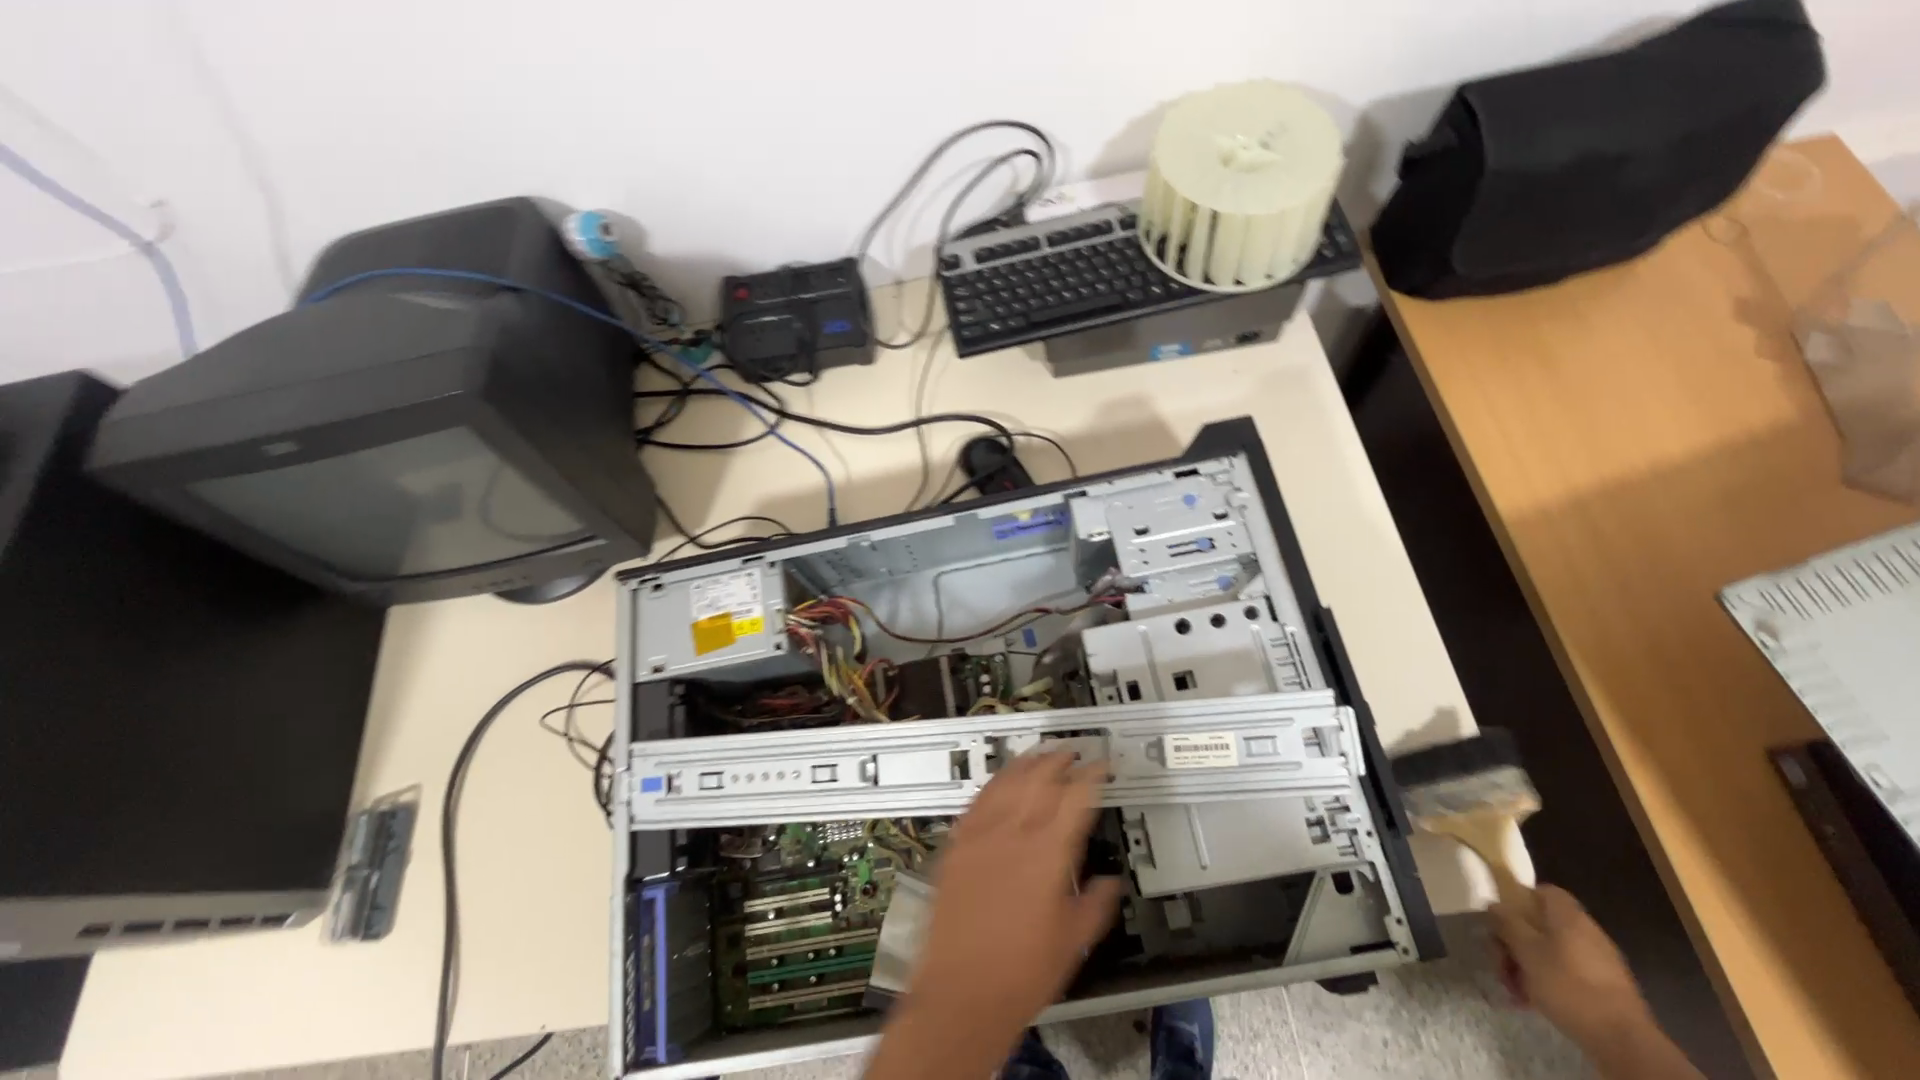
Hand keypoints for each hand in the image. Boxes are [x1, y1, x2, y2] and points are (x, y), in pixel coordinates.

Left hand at [864, 751, 1122, 1079]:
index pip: (1076, 797)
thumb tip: (1110, 883)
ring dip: (1026, 763)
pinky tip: (999, 781)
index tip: (1102, 764)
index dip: (1092, 775)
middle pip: (1038, 779)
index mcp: (1047, 854)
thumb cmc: (1020, 973)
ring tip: (1040, 753)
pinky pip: (975, 802)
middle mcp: (1012, 836)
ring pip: (1005, 783)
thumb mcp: (1075, 939)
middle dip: (1059, 760)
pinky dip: (992, 785)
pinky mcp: (955, 848)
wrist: (962, 993)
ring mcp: (979, 838)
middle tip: (1073, 751)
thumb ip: (1097, 902)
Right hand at [1488, 885, 1651, 1048]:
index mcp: (1568, 917)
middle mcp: (1585, 931)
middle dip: (1514, 942)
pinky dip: (1545, 980)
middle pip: (1539, 924)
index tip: (1501, 921)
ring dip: (1525, 965)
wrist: (1621, 1038)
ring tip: (1513, 989)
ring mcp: (1596, 959)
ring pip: (1549, 951)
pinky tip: (1531, 1000)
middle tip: (1500, 964)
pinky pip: (1564, 971)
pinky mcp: (1601, 984)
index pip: (1543, 891)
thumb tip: (1495, 904)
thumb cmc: (1568, 985)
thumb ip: (1508, 924)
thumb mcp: (1527, 951)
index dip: (1518, 900)